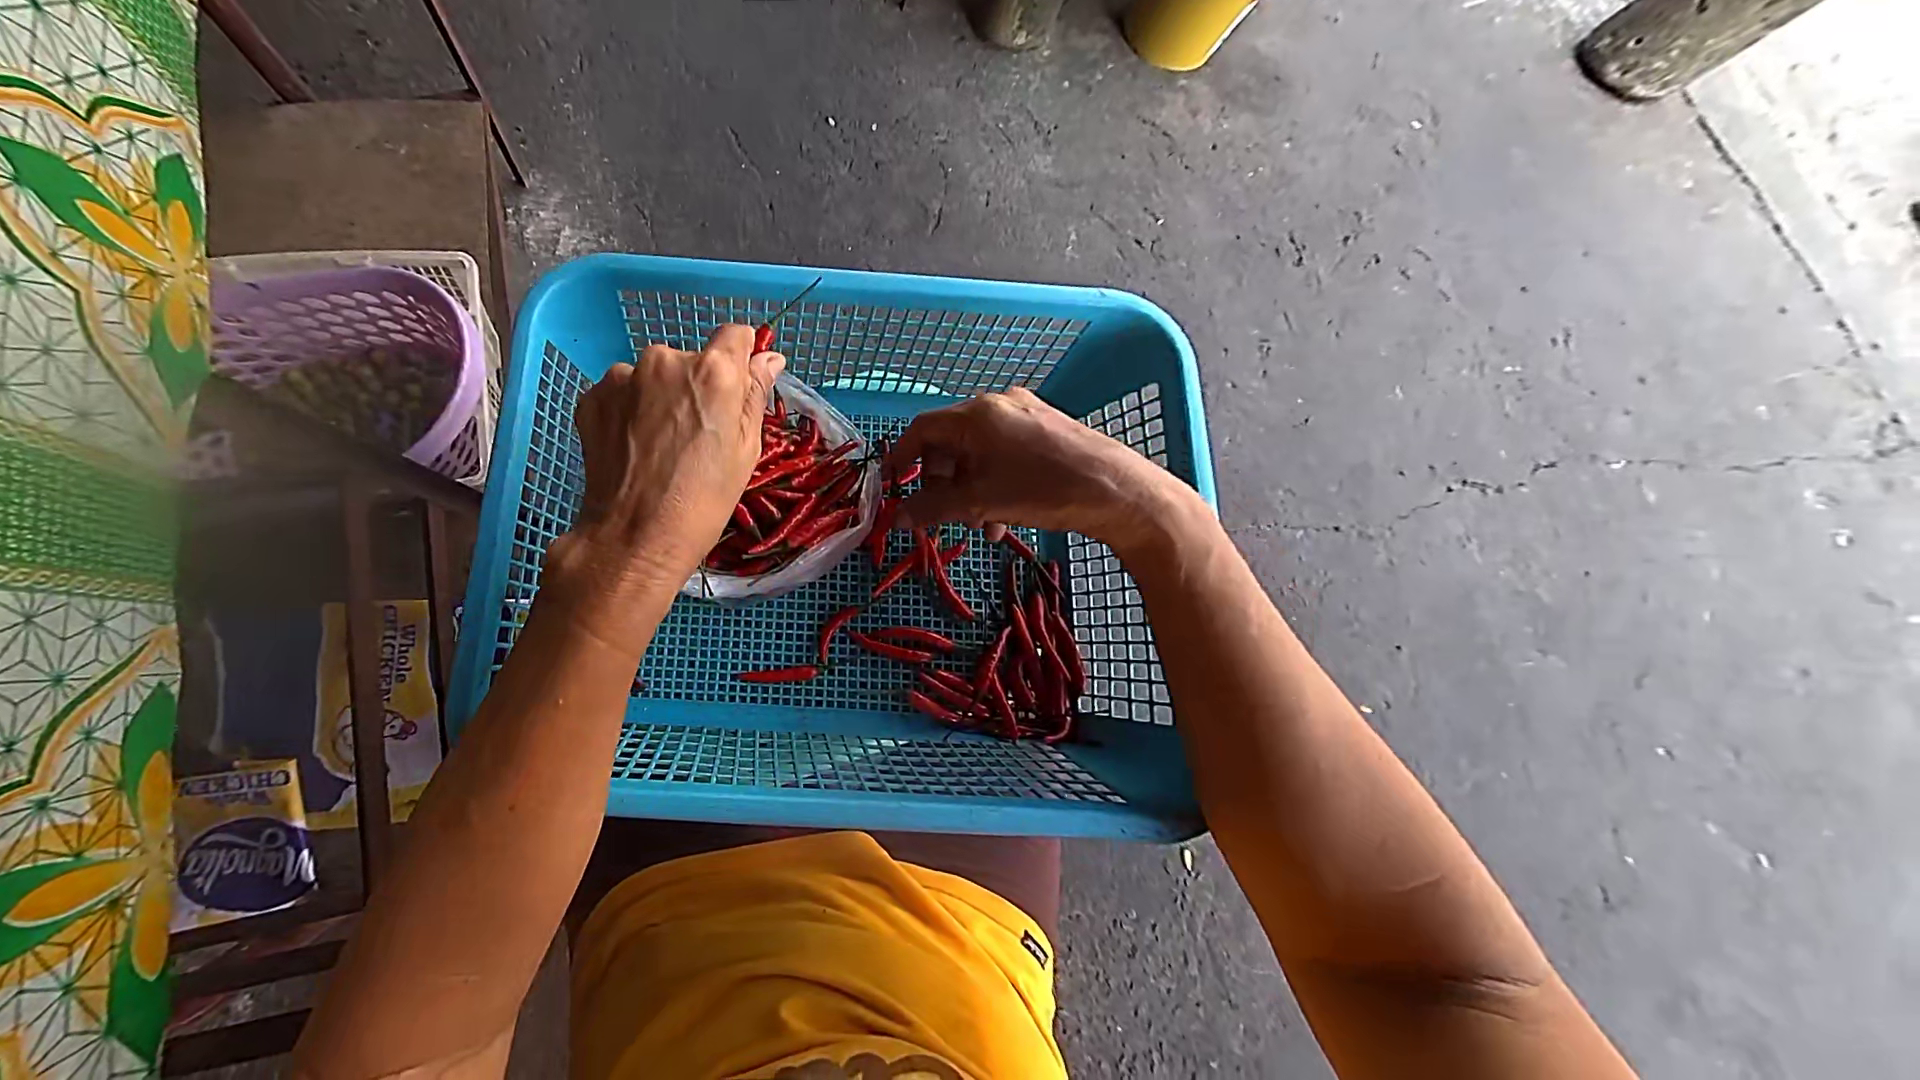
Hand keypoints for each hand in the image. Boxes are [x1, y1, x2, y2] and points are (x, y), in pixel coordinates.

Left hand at [550, 325, 784, 596]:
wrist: (636, 535)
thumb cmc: (706, 498)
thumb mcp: (747, 447)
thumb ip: (755, 393)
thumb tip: (769, 357)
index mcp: (714, 371)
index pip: (735, 335)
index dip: (741, 358)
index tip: (738, 387)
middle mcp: (665, 359)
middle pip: (692, 358)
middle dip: (698, 384)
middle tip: (699, 432)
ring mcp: (622, 376)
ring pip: (655, 376)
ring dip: (662, 397)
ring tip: (663, 444)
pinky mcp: (592, 396)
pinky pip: (624, 392)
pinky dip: (632, 411)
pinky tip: (637, 447)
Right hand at [885, 388, 1198, 554]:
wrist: (1118, 492)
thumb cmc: (1045, 490)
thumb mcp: (981, 502)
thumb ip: (933, 508)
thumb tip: (898, 517)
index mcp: (976, 414)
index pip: (922, 429)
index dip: (902, 458)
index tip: (891, 483)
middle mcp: (999, 405)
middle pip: (950, 442)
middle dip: (942, 482)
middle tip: (945, 515)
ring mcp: (1026, 415)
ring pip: (979, 452)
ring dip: (971, 489)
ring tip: (983, 525)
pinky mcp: (1047, 430)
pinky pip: (1005, 454)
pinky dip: (995, 482)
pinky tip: (1006, 517)